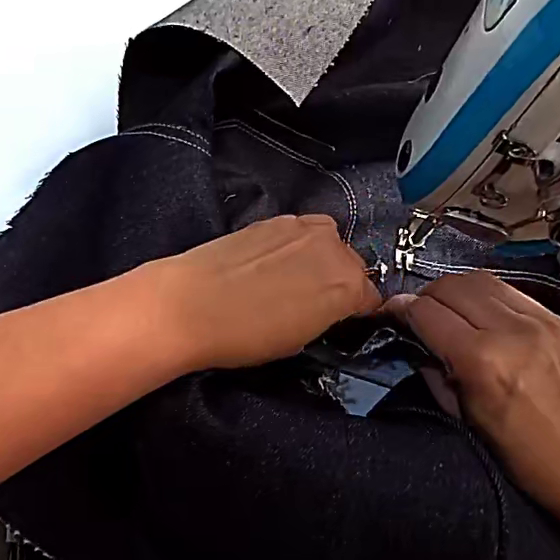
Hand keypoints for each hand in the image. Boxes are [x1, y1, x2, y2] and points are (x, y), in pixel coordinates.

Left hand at [140, 214, 381, 370]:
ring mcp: (302, 228)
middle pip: (352, 264)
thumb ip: (326, 316)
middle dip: (339, 281)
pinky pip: (299, 233)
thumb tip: (327, 307)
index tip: (343, 319)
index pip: (370, 296)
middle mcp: (332, 247)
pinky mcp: (274, 219)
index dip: (357, 311)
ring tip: (289, 281)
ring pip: (326, 243)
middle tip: (312, 304)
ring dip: (318, 260)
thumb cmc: (245, 334)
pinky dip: (294, 247)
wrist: (189, 305)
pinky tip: (268, 266)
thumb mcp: (300, 339)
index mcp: (347, 283)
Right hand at [387, 272, 559, 521]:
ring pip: (484, 280)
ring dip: (458, 289)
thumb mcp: (466, 421)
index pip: (427, 312)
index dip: (401, 309)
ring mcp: (543, 322)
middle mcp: (512, 332)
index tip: (392, 312)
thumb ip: (435, 374)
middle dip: (427, 295)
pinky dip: (492, 297)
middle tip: (420, 312)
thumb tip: (416, 342)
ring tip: (452, 310)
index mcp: (482, 362)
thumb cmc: (529, 460)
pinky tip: (488, 316)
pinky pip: (516, 293)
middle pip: (452, 286)